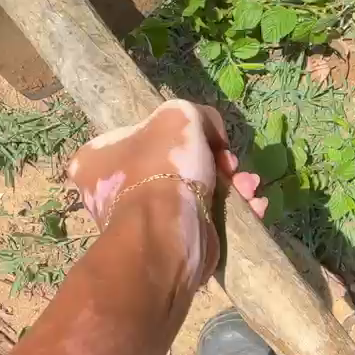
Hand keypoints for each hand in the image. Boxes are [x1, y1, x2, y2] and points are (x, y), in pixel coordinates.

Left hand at [64, 100, 266, 279]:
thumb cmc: (164, 168)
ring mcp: (147, 218)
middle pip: (183, 163)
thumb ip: (199, 114)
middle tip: (232, 167)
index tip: (212, 142)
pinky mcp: (175, 240)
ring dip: (235, 186)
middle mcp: (117, 188)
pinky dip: (236, 209)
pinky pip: (210, 217)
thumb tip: (213, 139)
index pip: (148, 135)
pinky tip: (254, 206)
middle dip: (220, 164)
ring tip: (250, 188)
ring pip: (202, 190)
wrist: (167, 234)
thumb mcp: (180, 115)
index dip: (186, 134)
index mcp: (101, 157)